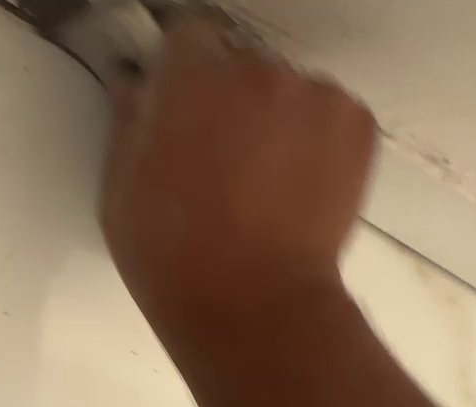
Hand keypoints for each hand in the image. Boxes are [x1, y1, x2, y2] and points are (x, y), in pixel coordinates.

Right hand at [101, 16, 377, 329]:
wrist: (248, 301)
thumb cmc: (170, 257)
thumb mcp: (119, 195)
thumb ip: (128, 127)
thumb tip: (134, 91)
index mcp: (190, 84)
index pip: (186, 36)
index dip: (176, 68)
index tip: (171, 100)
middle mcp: (258, 71)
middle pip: (237, 64)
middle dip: (221, 99)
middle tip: (206, 160)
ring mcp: (316, 94)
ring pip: (282, 89)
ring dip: (266, 119)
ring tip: (249, 184)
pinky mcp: (356, 122)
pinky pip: (322, 113)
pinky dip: (305, 140)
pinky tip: (282, 189)